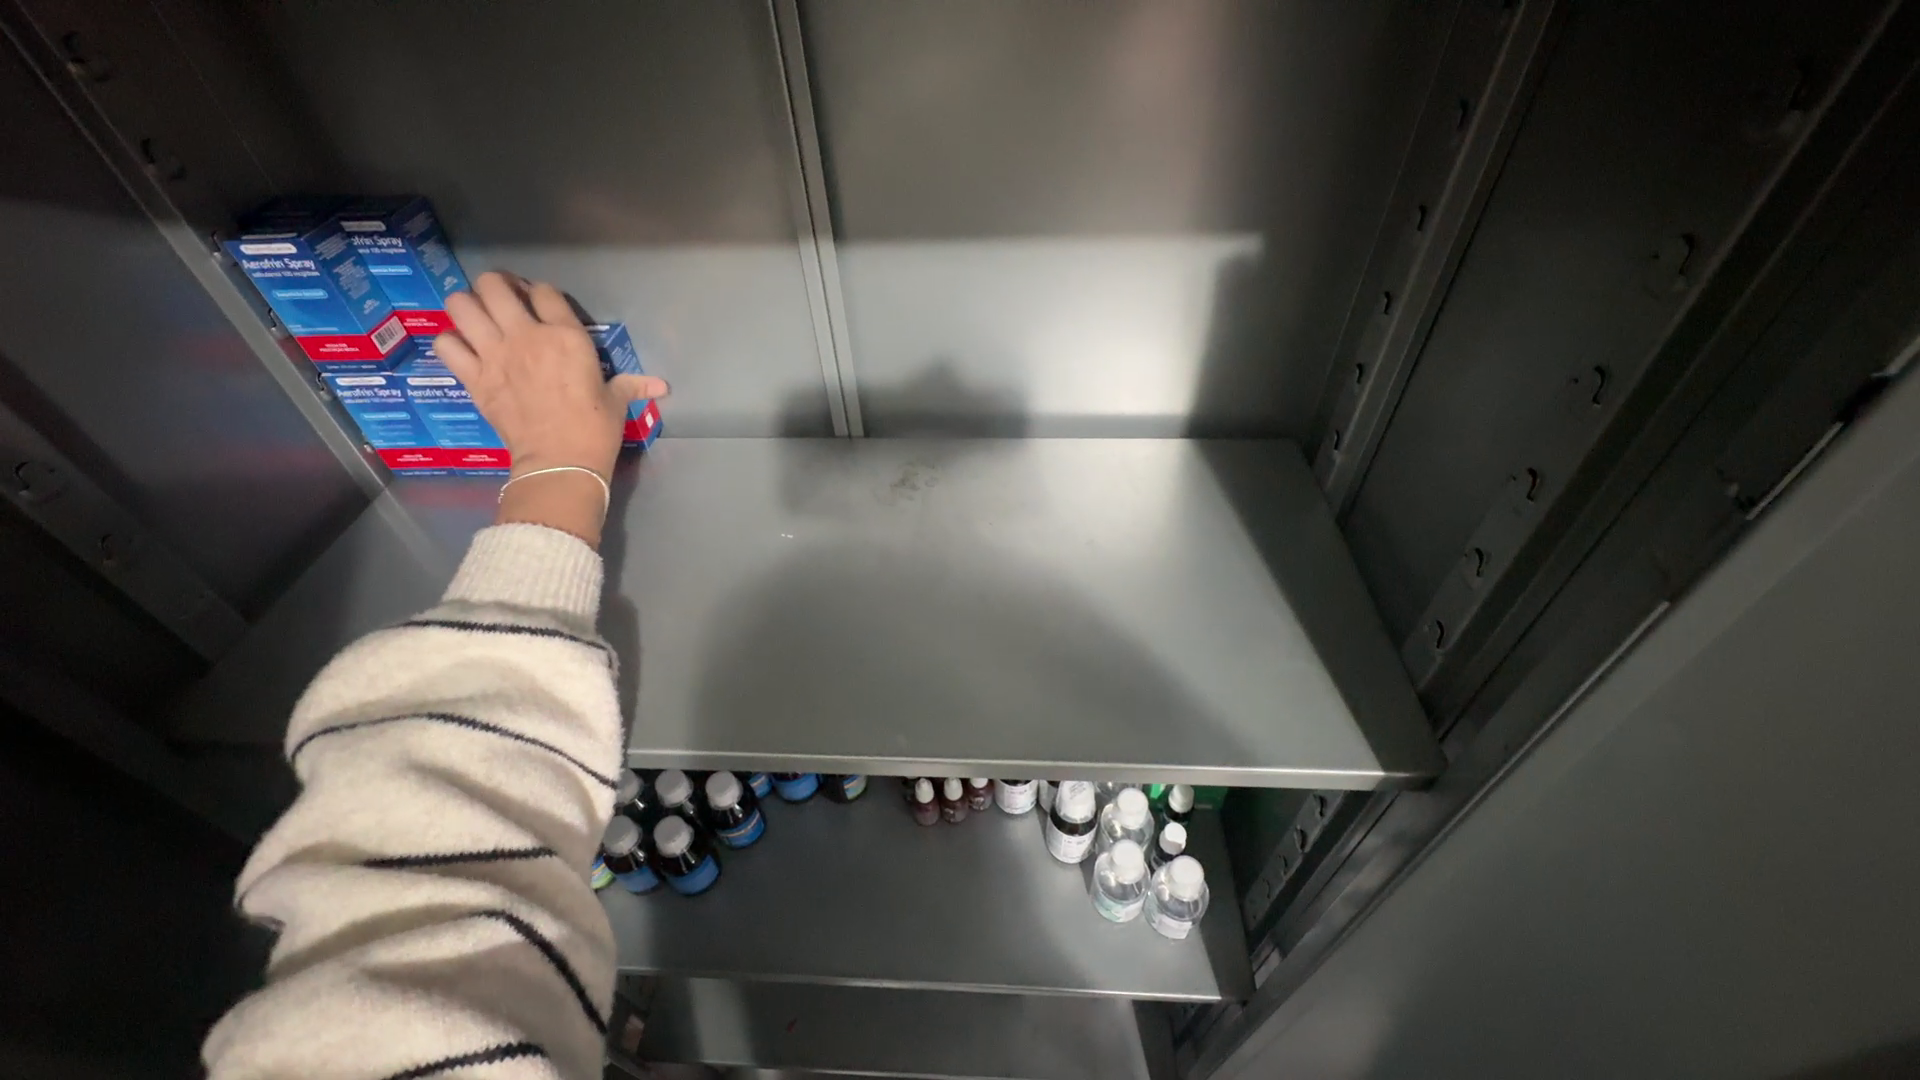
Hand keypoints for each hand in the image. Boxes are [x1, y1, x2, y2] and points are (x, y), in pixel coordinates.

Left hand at [435, 272, 667, 547]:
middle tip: (504, 301)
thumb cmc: (595, 429)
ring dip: (468, 306)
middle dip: (497, 286)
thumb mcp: (617, 401)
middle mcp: (526, 335)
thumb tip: (662, 386)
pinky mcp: (473, 377)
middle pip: (493, 284)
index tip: (542, 304)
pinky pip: (446, 343)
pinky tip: (465, 351)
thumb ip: (633, 384)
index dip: (541, 293)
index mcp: (567, 335)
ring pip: (461, 305)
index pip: (546, 291)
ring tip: (479, 319)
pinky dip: (452, 342)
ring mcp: (494, 354)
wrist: (561, 461)